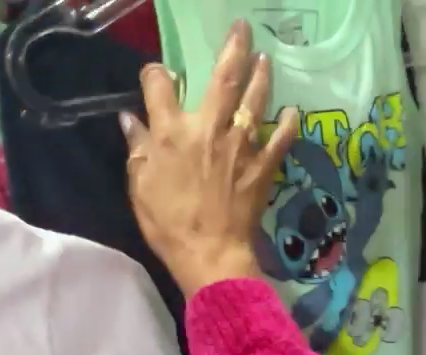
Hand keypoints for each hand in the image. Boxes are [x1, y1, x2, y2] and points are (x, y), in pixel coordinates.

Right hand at [121, 20, 297, 296]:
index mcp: (170, 132)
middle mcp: (208, 129)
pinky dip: (288, 127)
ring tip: (266, 59)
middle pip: (222, 80)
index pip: (160, 86)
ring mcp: (239, 148)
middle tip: (242, 29)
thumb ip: (137, 149)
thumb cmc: (170, 225)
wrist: (210, 255)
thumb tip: (131, 120)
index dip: (156, 76)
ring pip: (254, 102)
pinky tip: (294, 112)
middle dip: (232, 50)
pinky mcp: (262, 170)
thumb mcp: (140, 187)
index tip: (158, 76)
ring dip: (261, 77)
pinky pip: (279, 143)